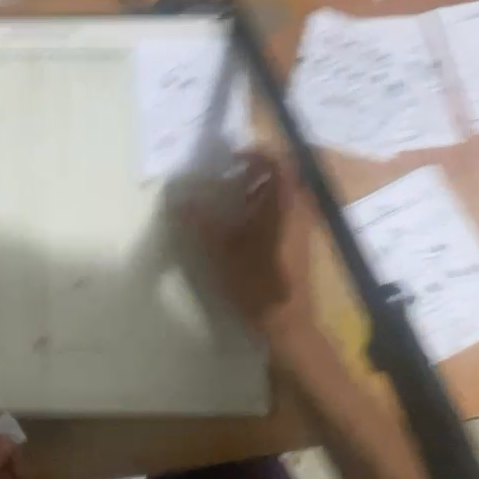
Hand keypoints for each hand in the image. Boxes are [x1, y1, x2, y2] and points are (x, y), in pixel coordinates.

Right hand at [174, 150, 317, 342]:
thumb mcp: (221, 252)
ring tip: (226, 202)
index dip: (257, 154)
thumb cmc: (256, 283)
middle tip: (224, 178)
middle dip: (253, 174)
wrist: (288, 325)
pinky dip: (261, 213)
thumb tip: (177, 200)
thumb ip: (199, 222)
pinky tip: (237, 230)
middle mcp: (298, 213)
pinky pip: (281, 217)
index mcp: (284, 207)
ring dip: (256, 194)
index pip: (279, 165)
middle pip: (281, 180)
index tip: (231, 157)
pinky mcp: (297, 248)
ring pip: (281, 200)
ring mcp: (301, 231)